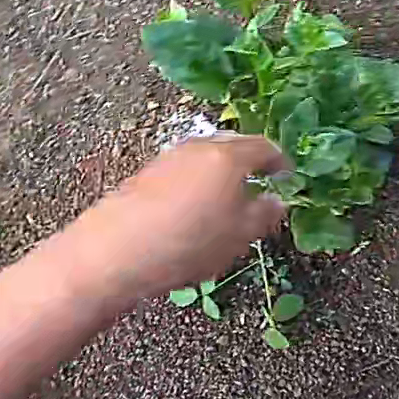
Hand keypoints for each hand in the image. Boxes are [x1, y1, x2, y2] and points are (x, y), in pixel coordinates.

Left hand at [66, 135, 289, 302]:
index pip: (264, 146)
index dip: (280, 160)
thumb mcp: (239, 236)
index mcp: (228, 157)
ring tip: (231, 195)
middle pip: (234, 144)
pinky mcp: (146, 174)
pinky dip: (200, 178)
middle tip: (263, 180)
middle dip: (252, 160)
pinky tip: (198, 205)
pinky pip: (186, 167)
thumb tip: (277, 200)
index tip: (287, 175)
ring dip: (224, 168)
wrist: (111, 254)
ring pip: (207, 155)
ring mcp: (169, 158)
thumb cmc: (188, 243)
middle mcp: (199, 148)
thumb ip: (264, 214)